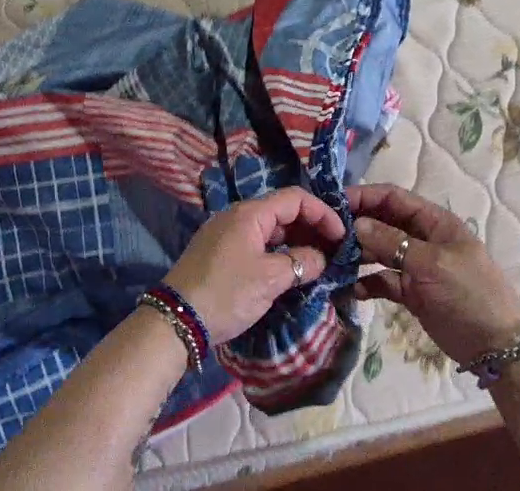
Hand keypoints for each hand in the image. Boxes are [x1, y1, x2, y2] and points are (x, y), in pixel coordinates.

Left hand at [163, 187, 346, 345]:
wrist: (177, 320)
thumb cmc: (227, 293)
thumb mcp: (269, 279)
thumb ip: (300, 263)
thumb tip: (320, 258)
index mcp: (249, 214)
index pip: (295, 198)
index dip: (322, 213)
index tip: (342, 237)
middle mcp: (237, 216)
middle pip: (282, 212)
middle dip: (310, 228)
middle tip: (334, 252)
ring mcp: (226, 234)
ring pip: (269, 230)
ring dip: (295, 242)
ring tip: (317, 263)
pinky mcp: (220, 253)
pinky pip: (257, 244)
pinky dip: (277, 253)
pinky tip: (289, 271)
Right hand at [348, 183, 519, 364]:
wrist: (496, 345)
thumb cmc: (469, 293)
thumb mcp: (431, 264)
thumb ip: (393, 243)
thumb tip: (356, 224)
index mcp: (434, 222)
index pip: (393, 198)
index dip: (365, 197)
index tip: (334, 203)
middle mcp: (422, 238)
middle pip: (382, 223)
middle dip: (355, 226)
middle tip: (325, 235)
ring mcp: (415, 266)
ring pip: (379, 252)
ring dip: (357, 255)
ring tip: (331, 261)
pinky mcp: (411, 292)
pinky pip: (382, 281)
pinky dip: (366, 283)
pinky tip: (350, 290)